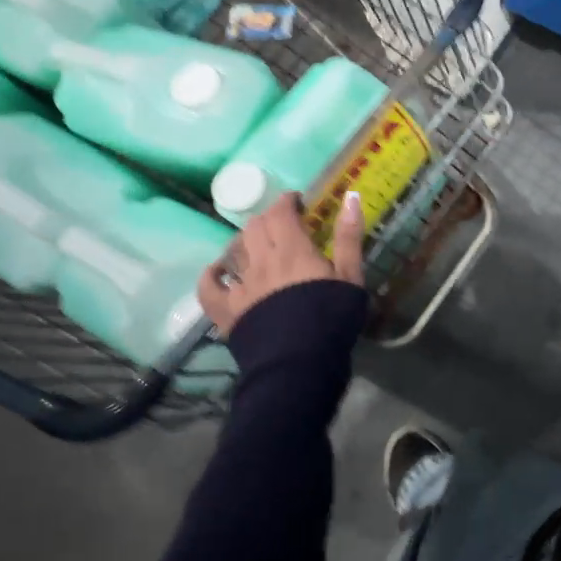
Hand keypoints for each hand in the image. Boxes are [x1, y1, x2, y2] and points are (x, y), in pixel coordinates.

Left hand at [198, 190, 365, 336]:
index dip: (287, 202)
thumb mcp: (350, 275)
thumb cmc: (332, 317)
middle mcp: (261, 261)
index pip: (280, 213)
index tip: (299, 202)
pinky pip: (208, 286)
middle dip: (268, 218)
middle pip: (255, 227)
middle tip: (285, 223)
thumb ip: (349, 236)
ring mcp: (239, 286)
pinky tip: (220, 269)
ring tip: (260, 244)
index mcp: (292, 250)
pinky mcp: (225, 310)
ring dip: (246, 240)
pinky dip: (212, 273)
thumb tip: (351, 196)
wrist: (298, 364)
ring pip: (234, 249)